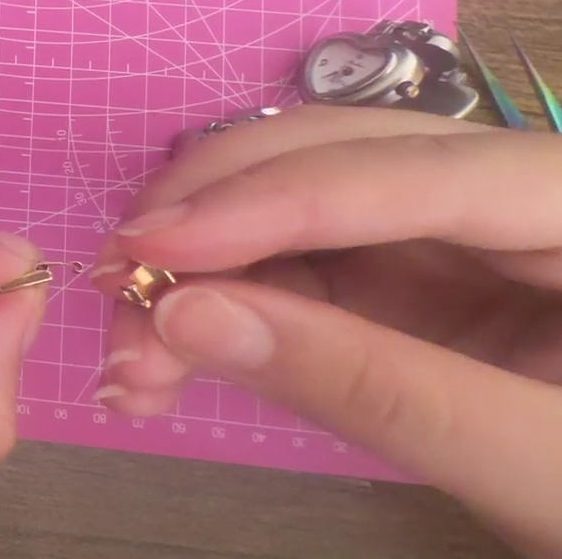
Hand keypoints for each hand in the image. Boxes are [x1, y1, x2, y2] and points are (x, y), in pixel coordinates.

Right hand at [93, 106, 561, 555]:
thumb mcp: (555, 476)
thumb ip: (380, 390)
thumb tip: (184, 316)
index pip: (402, 173)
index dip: (260, 202)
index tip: (144, 248)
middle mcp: (500, 194)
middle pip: (316, 158)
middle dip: (199, 221)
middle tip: (116, 286)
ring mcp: (435, 232)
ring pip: (267, 208)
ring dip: (184, 272)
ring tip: (132, 353)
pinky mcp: (385, 273)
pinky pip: (266, 263)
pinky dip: (203, 305)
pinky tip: (161, 354)